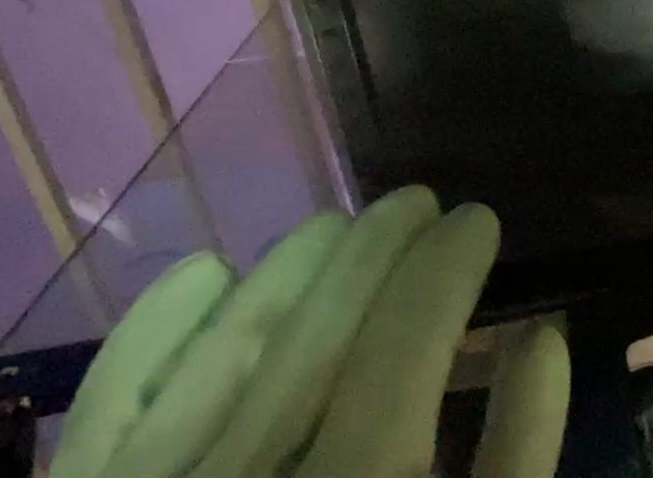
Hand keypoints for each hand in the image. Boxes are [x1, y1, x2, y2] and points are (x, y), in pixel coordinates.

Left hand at [50, 187, 567, 477]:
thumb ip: (523, 455)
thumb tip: (542, 338)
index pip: (412, 327)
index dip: (451, 257)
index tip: (479, 220)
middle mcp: (253, 474)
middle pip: (327, 316)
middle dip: (382, 240)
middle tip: (421, 201)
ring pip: (230, 338)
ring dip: (293, 262)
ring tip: (341, 223)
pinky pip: (110, 403)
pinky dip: (153, 330)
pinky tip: (204, 273)